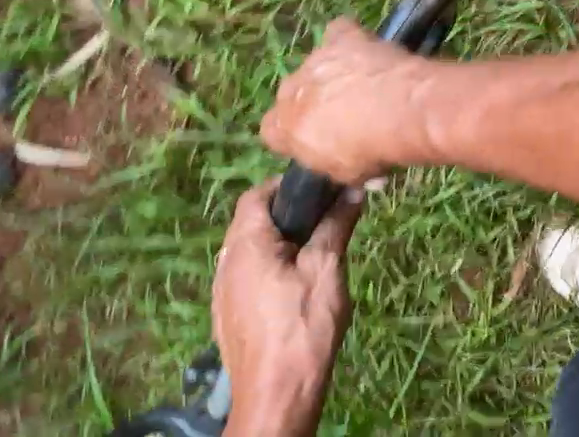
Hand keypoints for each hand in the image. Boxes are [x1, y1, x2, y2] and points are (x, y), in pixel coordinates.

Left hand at [214, 180, 362, 436]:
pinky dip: (274, 266)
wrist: (277, 393)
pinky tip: (300, 282)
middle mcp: (226, 266)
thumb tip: (354, 190)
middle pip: (253, 222)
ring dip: (283, 241)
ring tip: (320, 248)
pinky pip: (250, 276)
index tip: (322, 189)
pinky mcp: (230, 317)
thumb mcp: (327, 266)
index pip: (256, 196)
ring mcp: (224, 294)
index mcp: (245, 247)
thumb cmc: (303, 323)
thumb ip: (336, 225)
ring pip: (252, 251)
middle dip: (290, 214)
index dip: (286, 185)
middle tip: (329, 216)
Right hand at [261, 18, 419, 183]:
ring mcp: (316, 62)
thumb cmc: (372, 150)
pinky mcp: (344, 40)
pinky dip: (348, 38)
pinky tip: (363, 47)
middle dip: (316, 102)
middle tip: (350, 111)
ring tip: (366, 82)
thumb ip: (336, 166)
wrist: (402, 111)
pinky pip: (338, 32)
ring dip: (336, 72)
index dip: (296, 134)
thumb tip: (350, 170)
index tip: (320, 137)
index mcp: (282, 129)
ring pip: (317, 65)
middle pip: (294, 95)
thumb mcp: (348, 174)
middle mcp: (291, 92)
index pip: (273, 131)